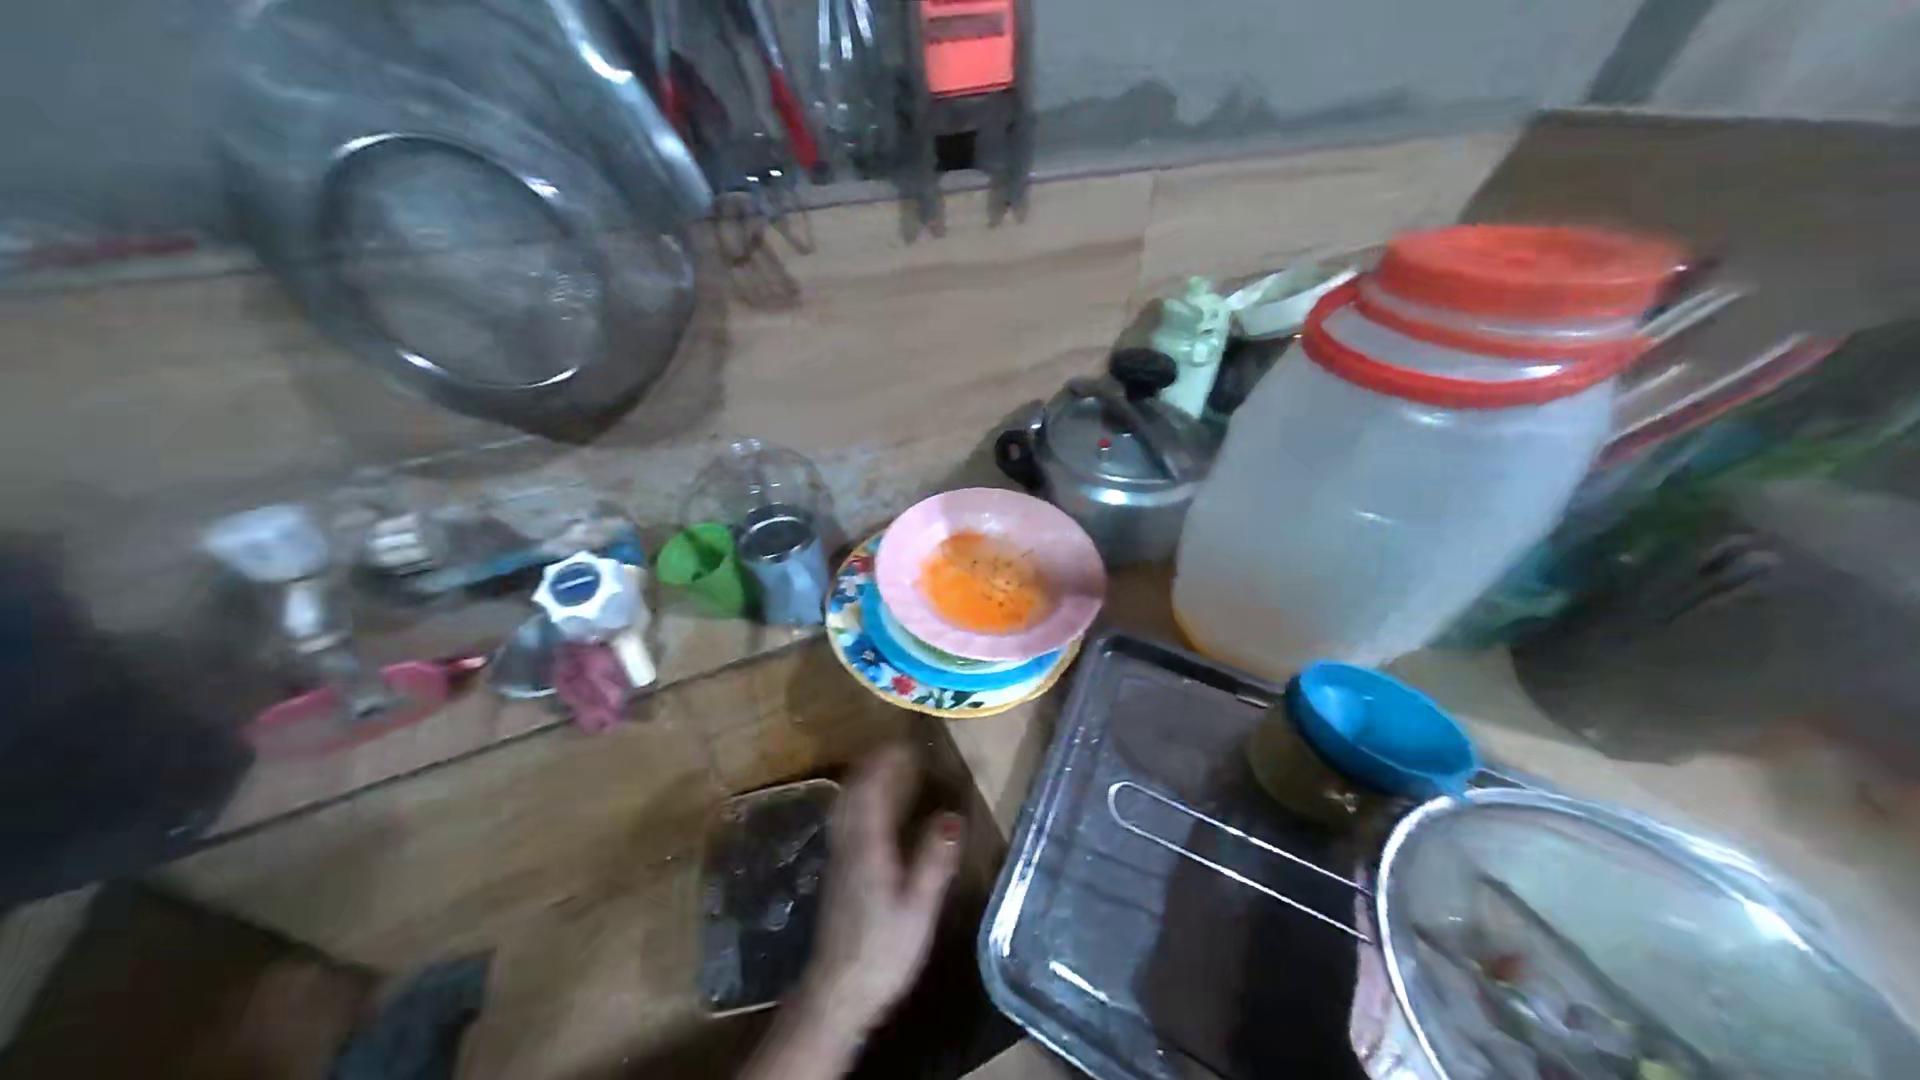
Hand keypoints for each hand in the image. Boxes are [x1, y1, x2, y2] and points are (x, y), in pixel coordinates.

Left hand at [799, 744, 964, 1038]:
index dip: (888, 761)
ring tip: (886, 767)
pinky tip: (871, 808)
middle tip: (899, 747)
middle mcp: (848, 842)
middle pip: (855, 789)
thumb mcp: (918, 908)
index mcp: (868, 844)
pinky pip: (845, 818)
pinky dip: (858, 799)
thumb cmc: (882, 951)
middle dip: (875, 763)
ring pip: (846, 803)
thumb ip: (934, 860)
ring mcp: (839, 856)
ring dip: (864, 779)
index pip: (874, 788)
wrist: (837, 992)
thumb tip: (953, 815)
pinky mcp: (837, 871)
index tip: (907, 741)